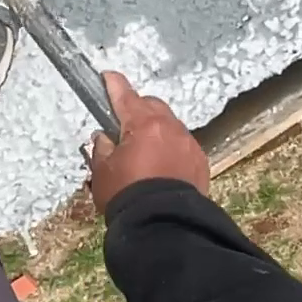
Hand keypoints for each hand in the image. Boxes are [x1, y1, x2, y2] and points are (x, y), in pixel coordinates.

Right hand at [87, 72, 210, 213]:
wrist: (162, 225)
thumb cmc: (126, 195)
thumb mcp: (102, 172)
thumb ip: (102, 149)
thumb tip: (104, 137)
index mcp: (143, 125)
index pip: (125, 97)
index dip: (114, 85)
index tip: (108, 75)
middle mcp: (170, 128)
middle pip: (152, 106)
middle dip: (138, 109)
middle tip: (123, 125)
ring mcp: (189, 144)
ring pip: (170, 125)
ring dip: (156, 130)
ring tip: (143, 151)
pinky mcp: (200, 162)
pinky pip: (182, 145)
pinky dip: (170, 148)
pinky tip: (161, 166)